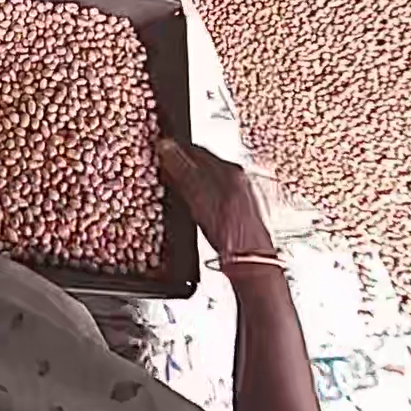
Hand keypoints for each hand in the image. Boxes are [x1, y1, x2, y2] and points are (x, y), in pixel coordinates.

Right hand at [157, 138, 275, 257]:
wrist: (252, 263)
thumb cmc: (233, 235)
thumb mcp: (200, 199)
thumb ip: (183, 172)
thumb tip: (167, 148)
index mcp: (231, 171)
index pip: (196, 150)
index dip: (175, 148)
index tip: (159, 148)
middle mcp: (237, 180)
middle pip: (202, 162)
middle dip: (181, 162)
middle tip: (162, 164)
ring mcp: (238, 195)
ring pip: (207, 177)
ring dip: (188, 177)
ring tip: (172, 183)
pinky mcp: (236, 209)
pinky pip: (212, 191)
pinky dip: (196, 192)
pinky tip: (190, 202)